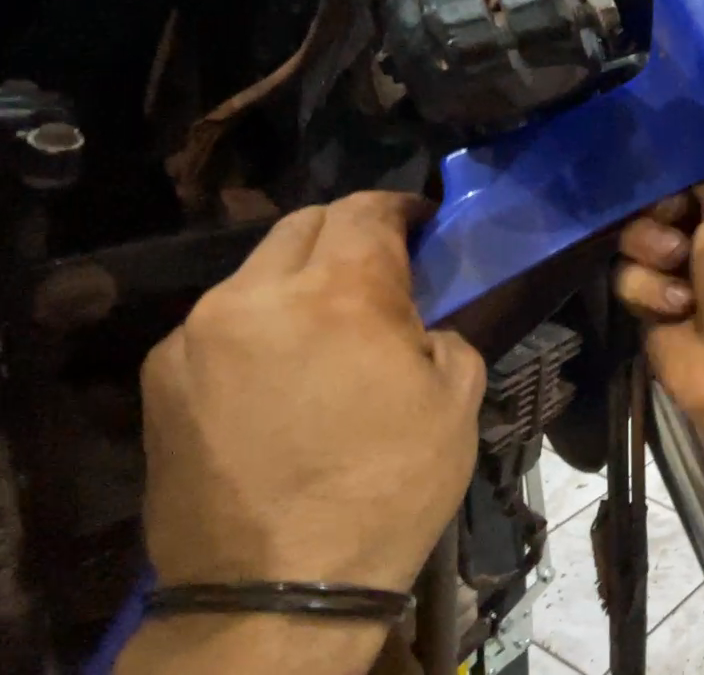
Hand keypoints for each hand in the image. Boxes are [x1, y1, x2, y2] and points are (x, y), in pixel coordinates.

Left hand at [139, 191, 485, 592]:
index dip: (403, 206)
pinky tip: (288, 365)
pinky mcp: (161, 378)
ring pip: (257, 268)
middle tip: (388, 264)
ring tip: (336, 319)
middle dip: (351, 231)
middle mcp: (254, 298)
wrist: (279, 583)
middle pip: (303, 224)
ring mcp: (196, 338)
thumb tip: (416, 319)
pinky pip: (222, 319)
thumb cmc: (391, 481)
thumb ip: (438, 329)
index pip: (365, 210)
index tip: (427, 222)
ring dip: (304, 274)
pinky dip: (264, 318)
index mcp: (339, 295)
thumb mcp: (456, 392)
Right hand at [614, 178, 703, 435]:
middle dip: (664, 208)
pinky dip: (650, 290)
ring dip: (651, 246)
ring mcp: (696, 273)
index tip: (674, 166)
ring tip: (676, 265)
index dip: (693, 167)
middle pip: (672, 199)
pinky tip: (677, 309)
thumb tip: (686, 177)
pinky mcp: (662, 308)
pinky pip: (632, 278)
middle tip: (671, 219)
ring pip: (642, 236)